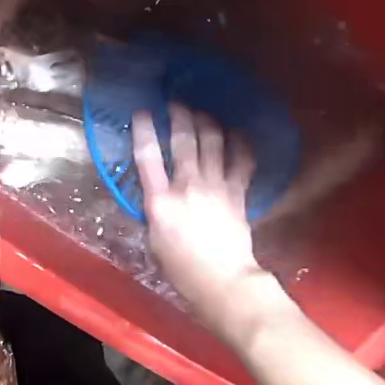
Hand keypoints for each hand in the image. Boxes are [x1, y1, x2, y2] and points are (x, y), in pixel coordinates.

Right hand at [131, 104, 271, 327]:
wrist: (222, 280)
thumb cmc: (182, 269)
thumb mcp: (154, 240)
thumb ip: (155, 212)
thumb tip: (159, 196)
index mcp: (160, 201)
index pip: (147, 156)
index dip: (145, 130)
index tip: (143, 112)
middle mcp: (188, 185)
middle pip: (184, 140)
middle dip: (180, 116)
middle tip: (177, 103)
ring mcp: (216, 186)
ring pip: (213, 142)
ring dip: (207, 123)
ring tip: (202, 114)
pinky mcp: (238, 193)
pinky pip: (241, 161)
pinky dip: (240, 144)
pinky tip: (237, 134)